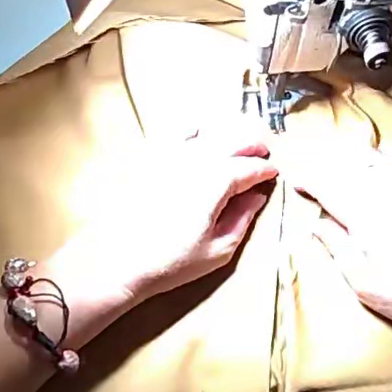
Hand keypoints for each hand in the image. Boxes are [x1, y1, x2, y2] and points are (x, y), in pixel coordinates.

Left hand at [47, 126, 278, 317]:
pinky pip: (174, 135)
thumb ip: (242, 218)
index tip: (274, 175)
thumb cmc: (171, 261)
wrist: (118, 260)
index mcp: (216, 182)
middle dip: (250, 147)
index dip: (264, 171)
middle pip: (231, 143)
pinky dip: (191, 130)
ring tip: (236, 145)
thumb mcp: (218, 249)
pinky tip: (197, 132)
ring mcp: (170, 157)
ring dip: (226, 137)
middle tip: (262, 155)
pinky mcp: (149, 161)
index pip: (249, 169)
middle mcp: (195, 161)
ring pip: (206, 135)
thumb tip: (257, 197)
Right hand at [277, 138, 391, 357]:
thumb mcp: (364, 283)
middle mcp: (390, 187)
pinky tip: (373, 157)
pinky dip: (378, 152)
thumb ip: (336, 245)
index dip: (299, 170)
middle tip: (293, 153)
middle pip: (344, 159)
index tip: (280, 165)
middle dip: (314, 155)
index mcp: (368, 211)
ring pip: (370, 153)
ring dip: (342, 151)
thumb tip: (315, 222)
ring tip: (323, 153)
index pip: (323, 178)